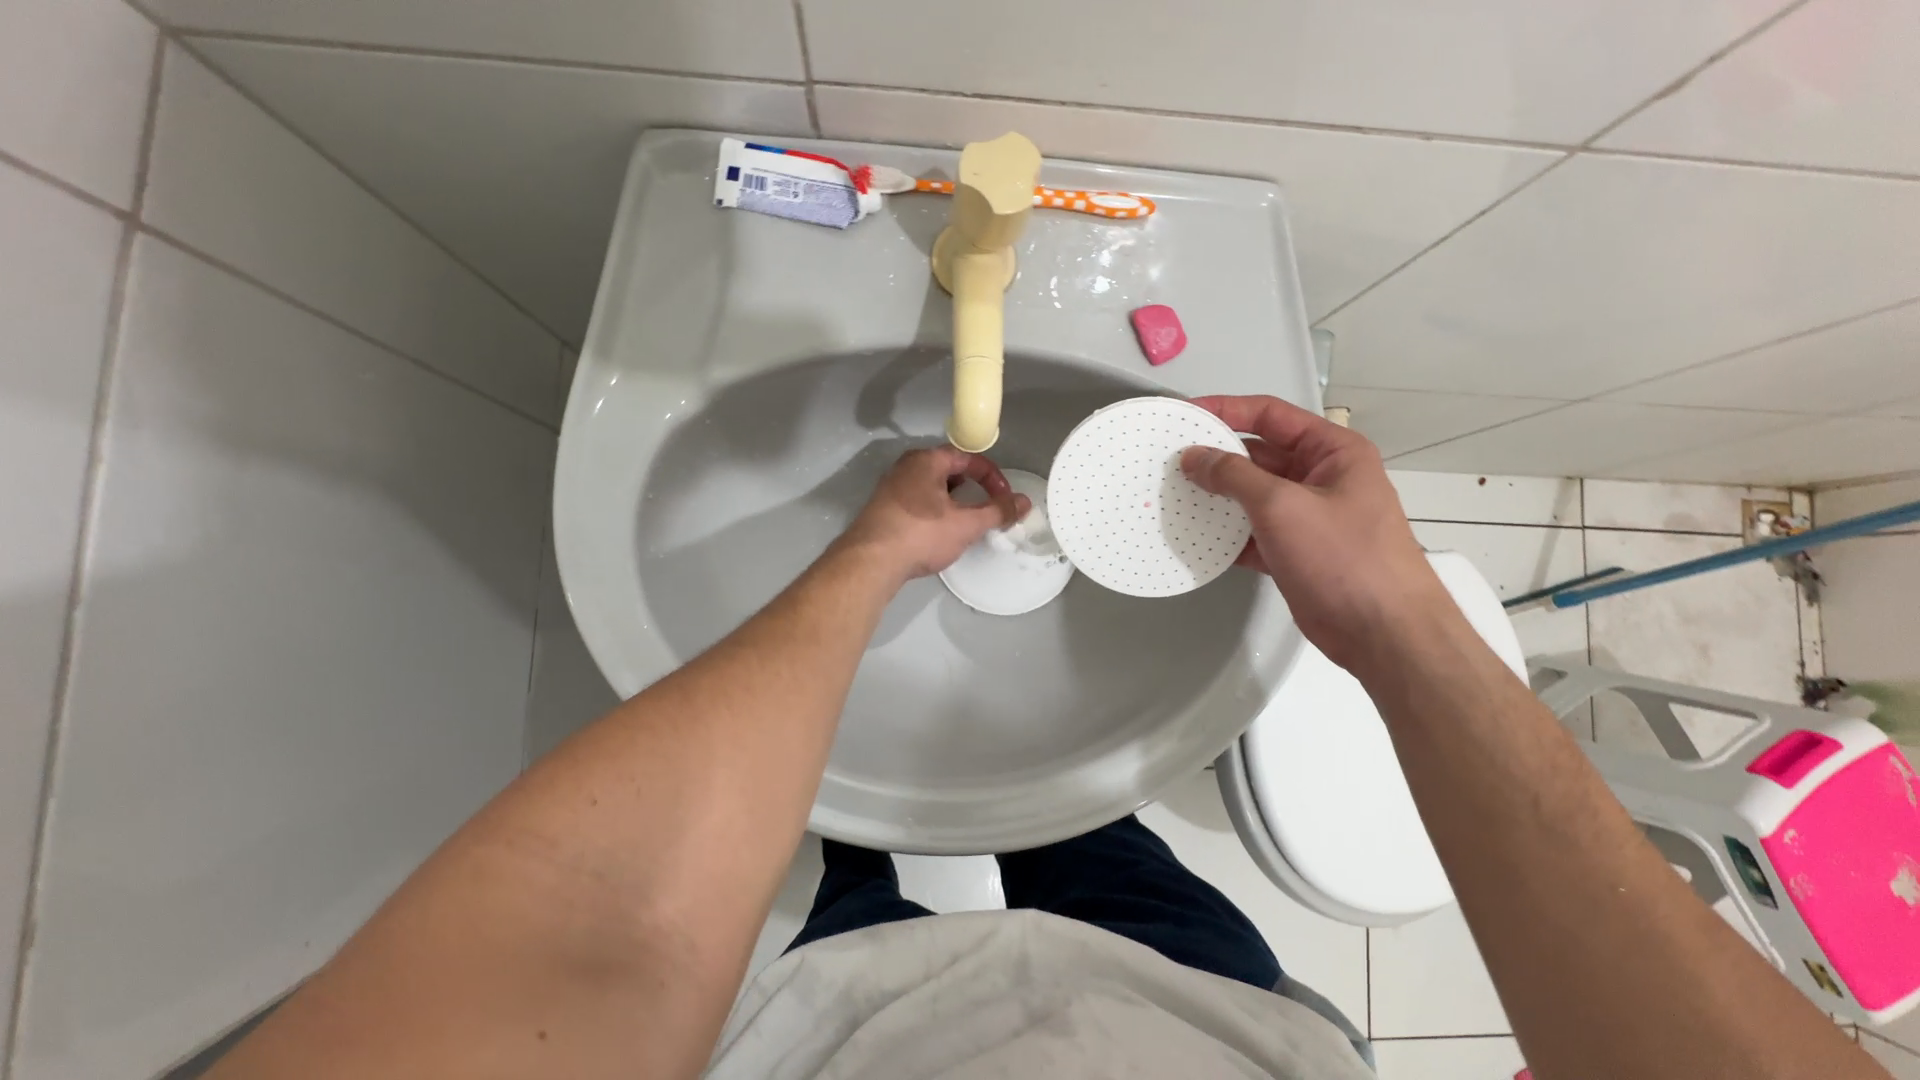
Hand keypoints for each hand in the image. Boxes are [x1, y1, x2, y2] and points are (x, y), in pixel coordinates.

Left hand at [838, 447, 1031, 583]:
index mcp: (926, 460)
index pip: (968, 458)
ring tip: (965, 523)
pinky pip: (917, 502)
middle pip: (948, 470)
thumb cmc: (921, 534)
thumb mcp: (966, 524)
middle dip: (972, 488)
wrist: (870, 561)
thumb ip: (997, 511)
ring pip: (932, 488)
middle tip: (985, 508)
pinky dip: (934, 512)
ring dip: (953, 502)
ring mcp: (891, 488)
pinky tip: (938, 533)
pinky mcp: (883, 509)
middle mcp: (906, 467)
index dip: (993, 477)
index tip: (1005, 499)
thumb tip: (1023, 502)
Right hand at [1179, 395, 1448, 671]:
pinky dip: (1226, 535)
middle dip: (1216, 456)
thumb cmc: (1343, 557)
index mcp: (1332, 451)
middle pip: (1259, 455)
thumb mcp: (1283, 506)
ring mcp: (1308, 517)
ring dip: (1216, 497)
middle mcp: (1321, 478)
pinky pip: (1252, 533)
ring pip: (1252, 496)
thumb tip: (1194, 458)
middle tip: (1169, 460)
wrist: (1382, 633)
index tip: (1183, 416)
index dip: (1225, 410)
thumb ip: (1234, 476)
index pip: (1270, 415)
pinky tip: (1194, 537)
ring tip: (1172, 496)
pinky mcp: (1295, 553)